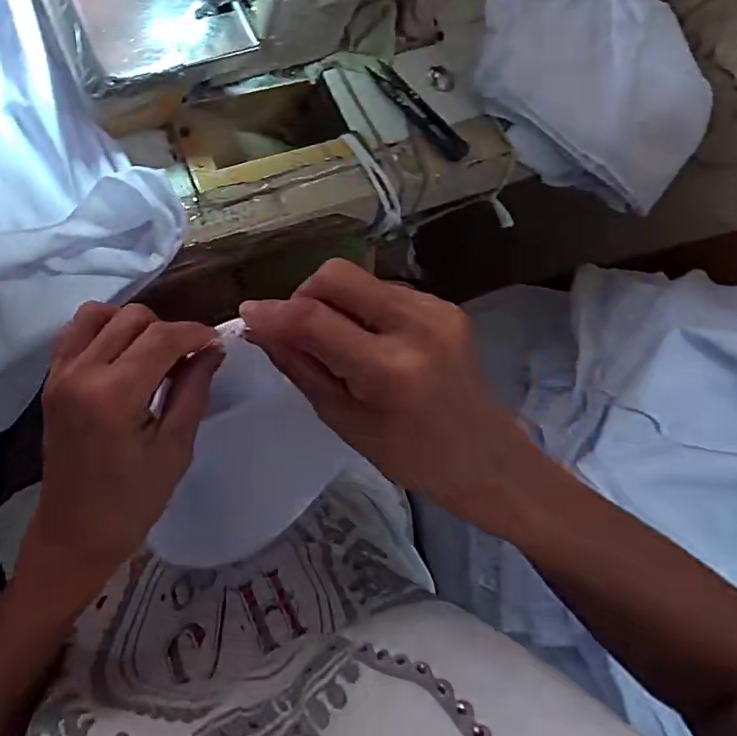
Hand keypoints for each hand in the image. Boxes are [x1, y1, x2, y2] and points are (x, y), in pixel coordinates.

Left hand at [27, 302, 223, 583]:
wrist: (74, 531)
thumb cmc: (131, 502)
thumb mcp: (174, 449)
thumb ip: (192, 390)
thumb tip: (211, 348)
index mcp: (113, 395)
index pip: (160, 338)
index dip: (194, 332)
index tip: (215, 341)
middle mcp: (81, 372)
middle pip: (131, 317)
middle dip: (166, 329)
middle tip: (185, 359)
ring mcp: (60, 372)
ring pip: (98, 313)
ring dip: (131, 323)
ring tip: (151, 354)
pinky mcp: (51, 378)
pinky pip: (75, 331)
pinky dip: (102, 330)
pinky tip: (122, 355)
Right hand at [238, 259, 535, 518]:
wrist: (489, 460)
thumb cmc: (409, 454)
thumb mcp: (340, 417)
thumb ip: (298, 364)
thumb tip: (259, 326)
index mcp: (390, 370)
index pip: (313, 320)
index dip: (272, 312)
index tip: (247, 313)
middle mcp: (417, 327)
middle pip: (335, 275)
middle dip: (303, 295)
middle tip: (299, 330)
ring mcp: (436, 310)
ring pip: (355, 277)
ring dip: (331, 301)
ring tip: (337, 340)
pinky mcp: (443, 304)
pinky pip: (378, 287)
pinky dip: (357, 306)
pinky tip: (366, 337)